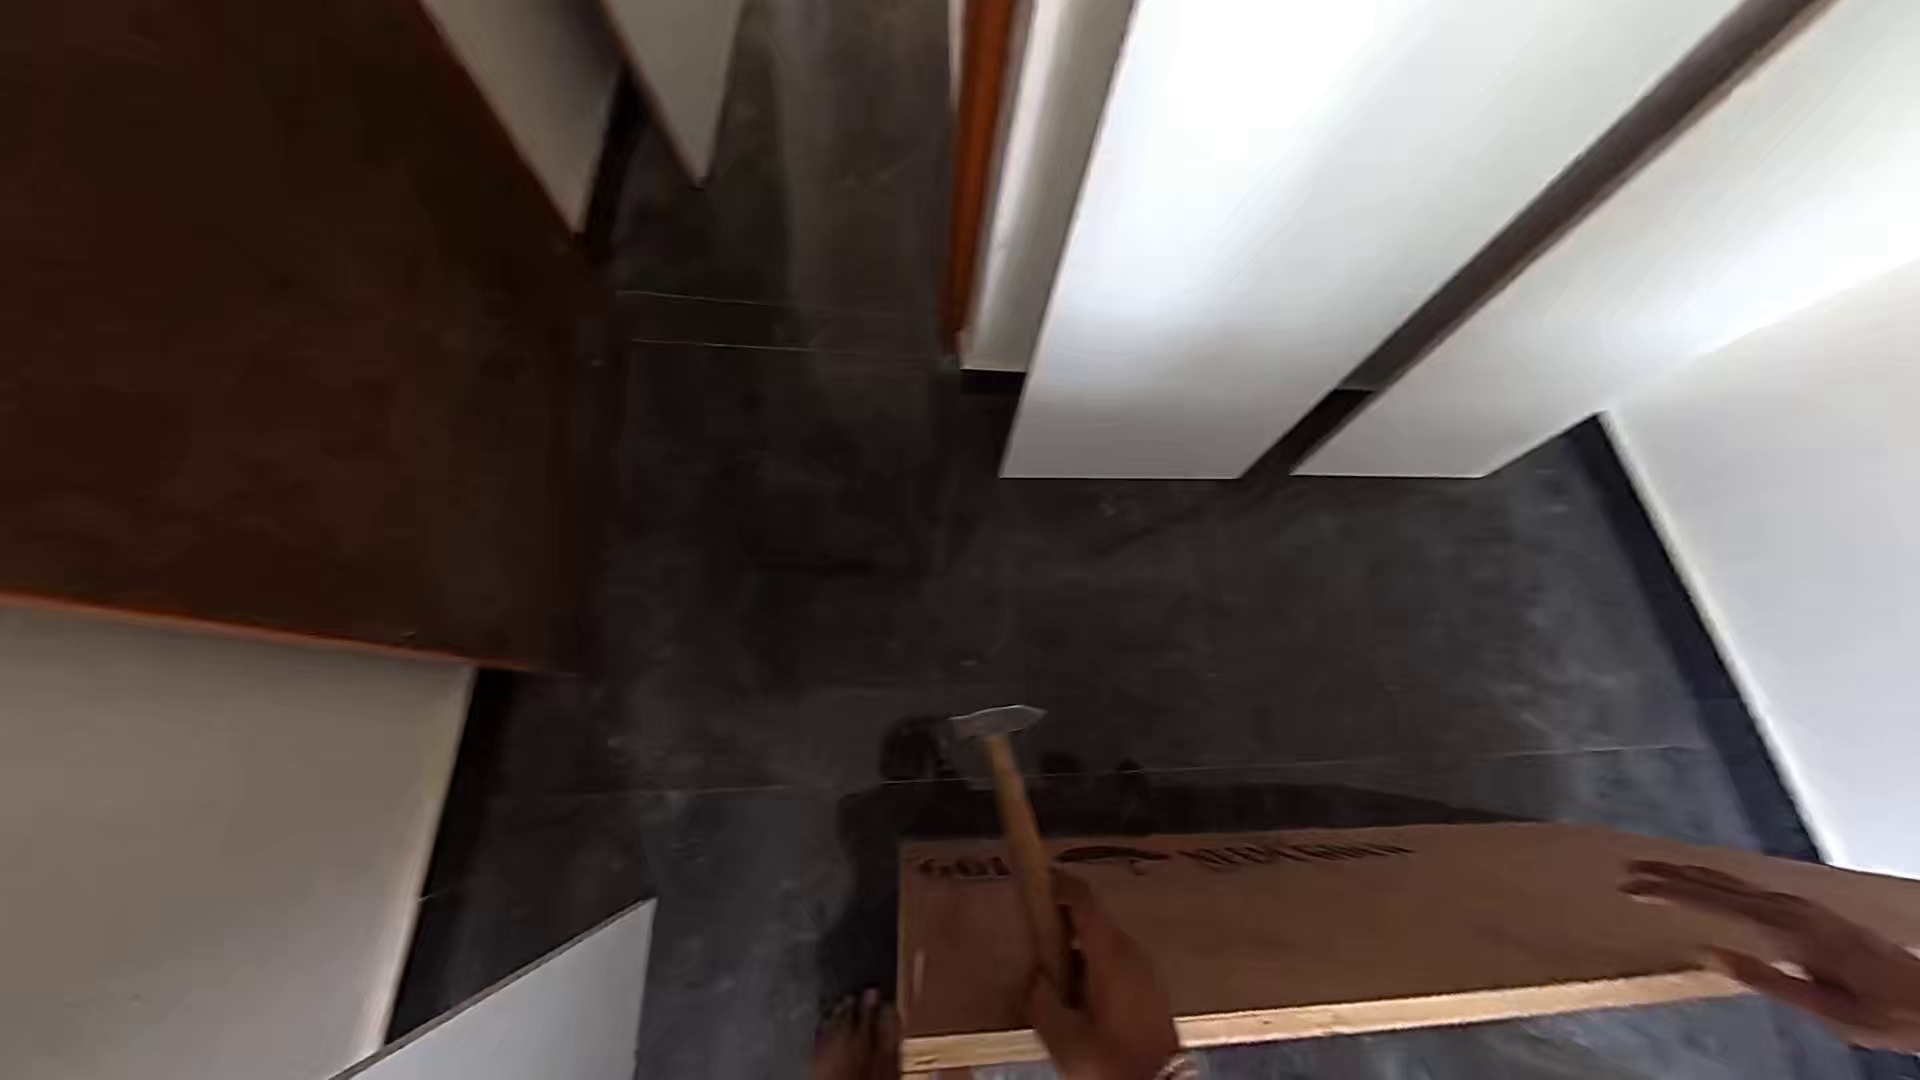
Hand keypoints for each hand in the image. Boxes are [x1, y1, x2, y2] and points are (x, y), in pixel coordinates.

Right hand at [1026, 870, 1180, 1079]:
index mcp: (1109, 950)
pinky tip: (1083, 996)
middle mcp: (1130, 949)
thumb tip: (1035, 978)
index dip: (1059, 882)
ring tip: (1056, 973)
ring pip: (1106, 940)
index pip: (1083, 897)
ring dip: (1080, 946)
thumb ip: (1041, 1001)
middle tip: (1038, 933)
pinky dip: (1096, 963)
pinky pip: (1118, 959)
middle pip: (1093, 917)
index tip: (1038, 878)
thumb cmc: (1113, 1062)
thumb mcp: (1065, 1039)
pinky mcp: (1153, 987)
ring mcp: (1146, 967)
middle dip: (1064, 920)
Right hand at [1623, 860, 1919, 1049]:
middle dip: (1665, 874)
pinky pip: (1741, 884)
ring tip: (1648, 868)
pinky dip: (1707, 878)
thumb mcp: (1835, 1014)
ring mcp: (1796, 903)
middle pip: (1712, 881)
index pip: (1707, 901)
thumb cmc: (1891, 1015)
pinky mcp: (1802, 907)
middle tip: (1625, 871)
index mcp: (1786, 928)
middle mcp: (1786, 906)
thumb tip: (1703, 952)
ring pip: (1725, 878)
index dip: (1664, 892)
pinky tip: (1699, 880)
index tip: (1627, 888)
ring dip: (1683, 872)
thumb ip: (1768, 982)